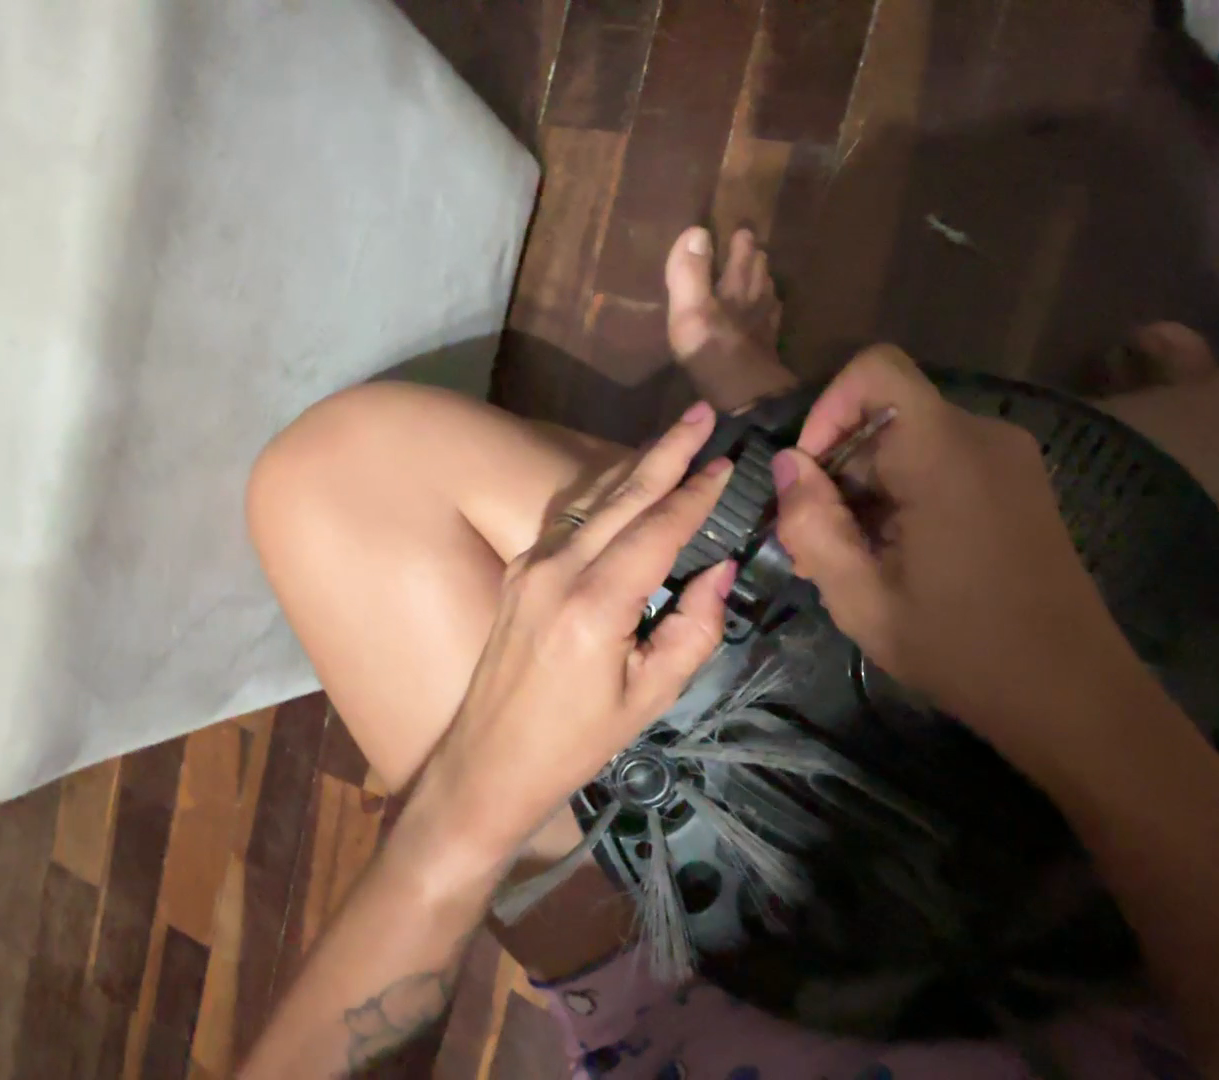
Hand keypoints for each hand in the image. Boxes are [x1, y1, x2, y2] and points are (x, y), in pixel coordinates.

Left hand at [430, 402, 738, 849]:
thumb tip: (720, 567)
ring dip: (636, 465)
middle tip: (702, 413)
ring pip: (593, 499)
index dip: (697, 494)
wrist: (488, 762)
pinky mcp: (519, 570)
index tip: (729, 462)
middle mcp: (558, 569)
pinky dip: (607, 493)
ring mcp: (531, 564)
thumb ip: (694, 628)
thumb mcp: (652, 697)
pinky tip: (630, 480)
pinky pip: (571, 517)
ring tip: (674, 435)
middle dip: (666, 452)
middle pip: (623, 496)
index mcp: (595, 603)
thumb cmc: (577, 742)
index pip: (658, 529)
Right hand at [772, 346, 1142, 750]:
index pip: (875, 369)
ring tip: (855, 563)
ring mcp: (1010, 461)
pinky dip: (905, 496)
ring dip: (868, 490)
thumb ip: (810, 523)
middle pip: (886, 414)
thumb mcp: (860, 597)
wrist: (1073, 694)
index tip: (809, 476)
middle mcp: (984, 436)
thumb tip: (786, 464)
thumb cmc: (960, 649)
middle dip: (839, 469)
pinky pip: (943, 464)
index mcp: (945, 453)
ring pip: (910, 442)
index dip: (827, 408)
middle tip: (819, 545)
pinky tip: (897, 559)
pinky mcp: (1020, 486)